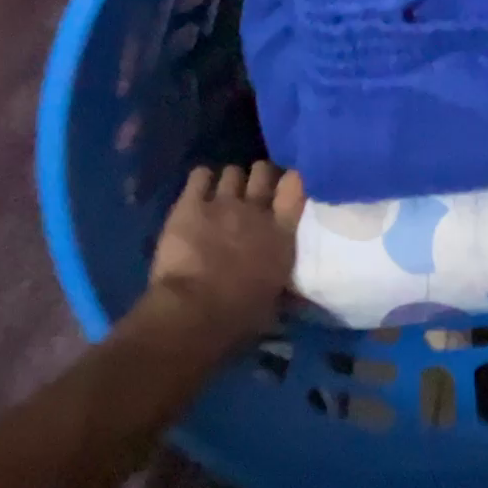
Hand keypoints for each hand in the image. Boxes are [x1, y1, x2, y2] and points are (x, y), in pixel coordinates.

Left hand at [147, 163, 304, 342]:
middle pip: (263, 171)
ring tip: (223, 194)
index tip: (283, 188)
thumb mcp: (276, 302)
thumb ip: (285, 285)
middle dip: (259, 176)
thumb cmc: (239, 316)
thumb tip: (296, 294)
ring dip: (229, 182)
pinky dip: (201, 180)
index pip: (295, 185)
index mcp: (282, 234)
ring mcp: (223, 202)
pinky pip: (200, 175)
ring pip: (232, 172)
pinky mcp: (191, 204)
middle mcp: (256, 209)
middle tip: (252, 190)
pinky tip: (199, 191)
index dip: (289, 181)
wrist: (194, 312)